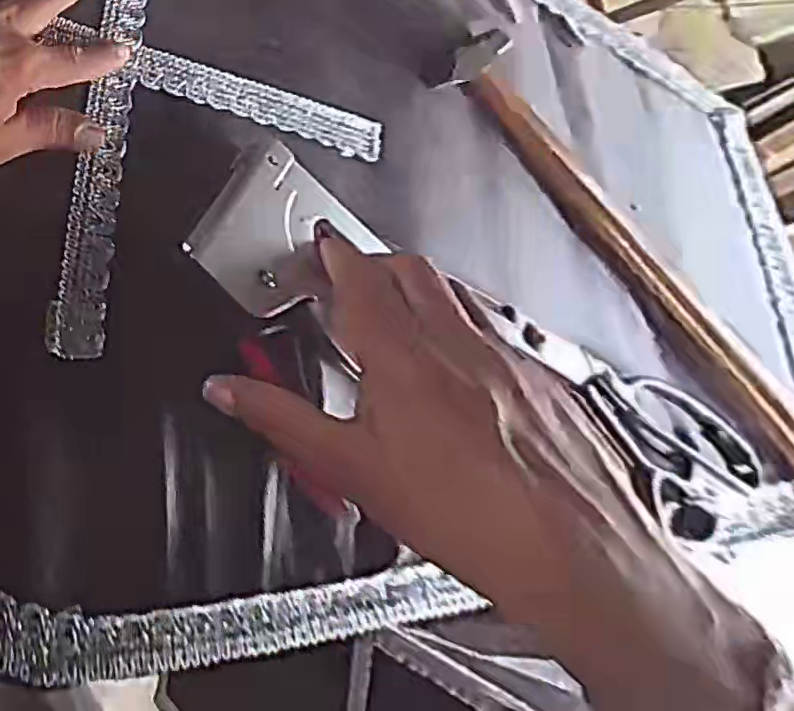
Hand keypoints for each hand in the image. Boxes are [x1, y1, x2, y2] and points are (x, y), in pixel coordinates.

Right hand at [203, 233, 772, 709]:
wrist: (586, 567)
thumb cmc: (468, 516)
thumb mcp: (344, 464)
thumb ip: (274, 415)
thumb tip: (224, 389)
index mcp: (402, 359)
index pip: (360, 281)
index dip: (333, 254)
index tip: (318, 244)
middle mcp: (460, 349)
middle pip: (412, 271)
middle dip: (371, 259)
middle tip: (344, 269)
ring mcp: (513, 364)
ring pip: (459, 295)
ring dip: (417, 286)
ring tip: (393, 304)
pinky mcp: (553, 388)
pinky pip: (500, 332)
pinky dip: (464, 325)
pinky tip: (457, 361)